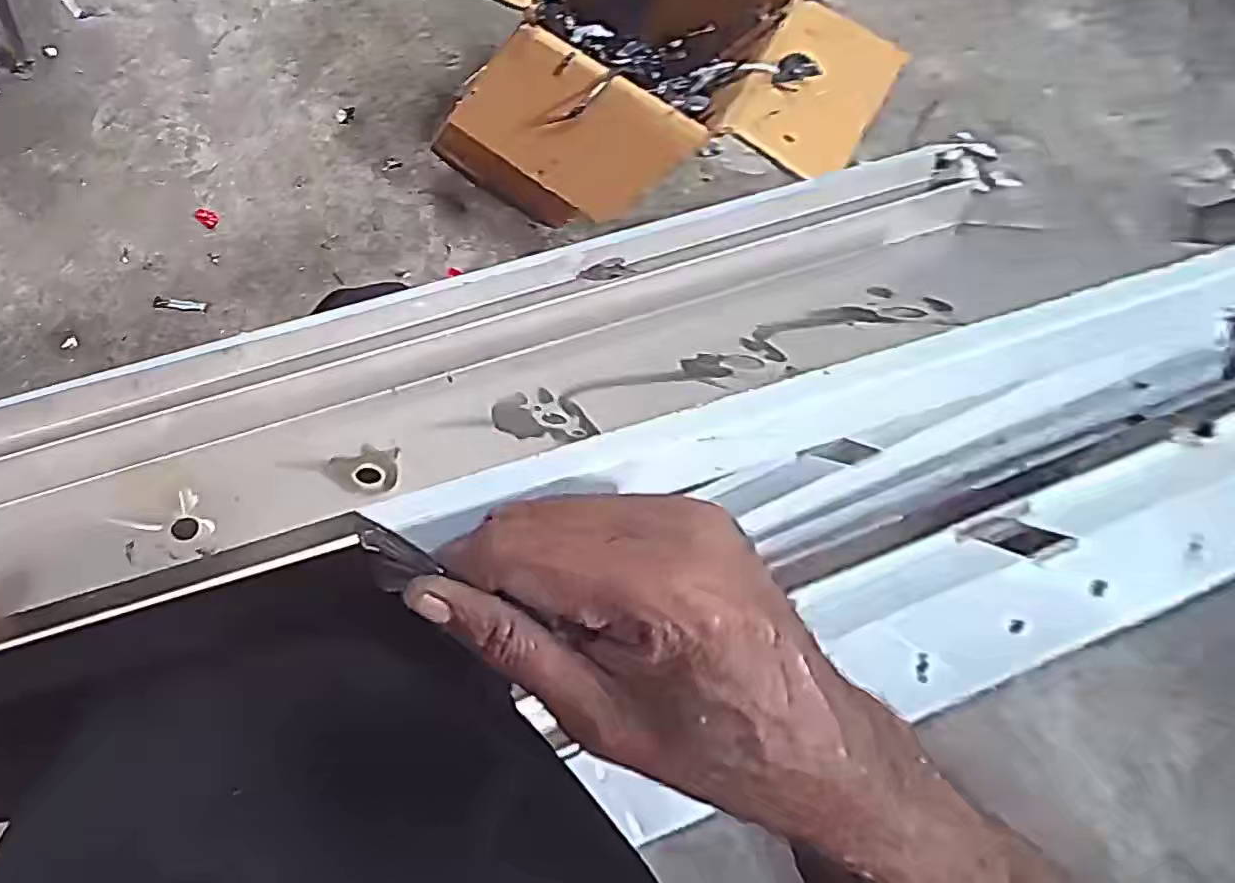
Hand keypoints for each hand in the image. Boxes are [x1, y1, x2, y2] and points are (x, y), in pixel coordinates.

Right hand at [404, 495, 1063, 882]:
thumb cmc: (726, 746)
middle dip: (493, 565)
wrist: (815, 744)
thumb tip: (436, 599)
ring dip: (525, 554)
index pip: (515, 546)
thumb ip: (504, 643)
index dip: (463, 572)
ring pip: (546, 506)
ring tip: (559, 614)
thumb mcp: (595, 716)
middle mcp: (679, 535)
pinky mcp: (682, 506)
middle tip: (507, 622)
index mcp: (664, 591)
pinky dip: (559, 541)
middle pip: (526, 518)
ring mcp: (684, 513)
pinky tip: (583, 590)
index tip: (441, 595)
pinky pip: (581, 504)